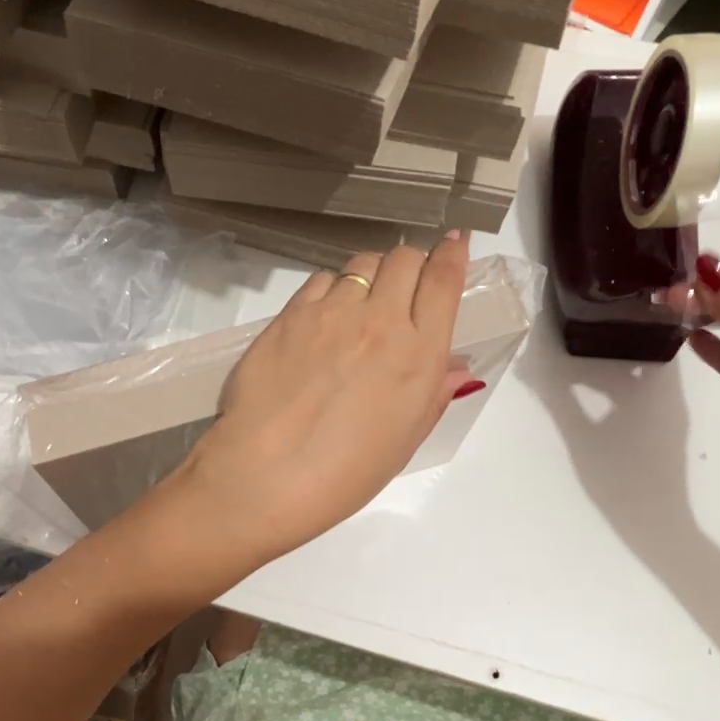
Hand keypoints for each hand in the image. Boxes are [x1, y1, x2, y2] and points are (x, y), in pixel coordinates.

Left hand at [167, 233, 476, 562]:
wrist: (264, 476)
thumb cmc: (341, 476)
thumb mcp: (402, 444)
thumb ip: (432, 397)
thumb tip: (455, 367)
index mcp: (418, 357)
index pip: (444, 282)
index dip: (453, 255)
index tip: (454, 244)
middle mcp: (380, 322)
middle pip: (404, 260)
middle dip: (411, 264)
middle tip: (403, 285)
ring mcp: (330, 314)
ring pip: (361, 265)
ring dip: (370, 275)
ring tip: (361, 302)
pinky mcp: (288, 316)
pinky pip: (319, 281)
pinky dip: (330, 289)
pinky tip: (322, 317)